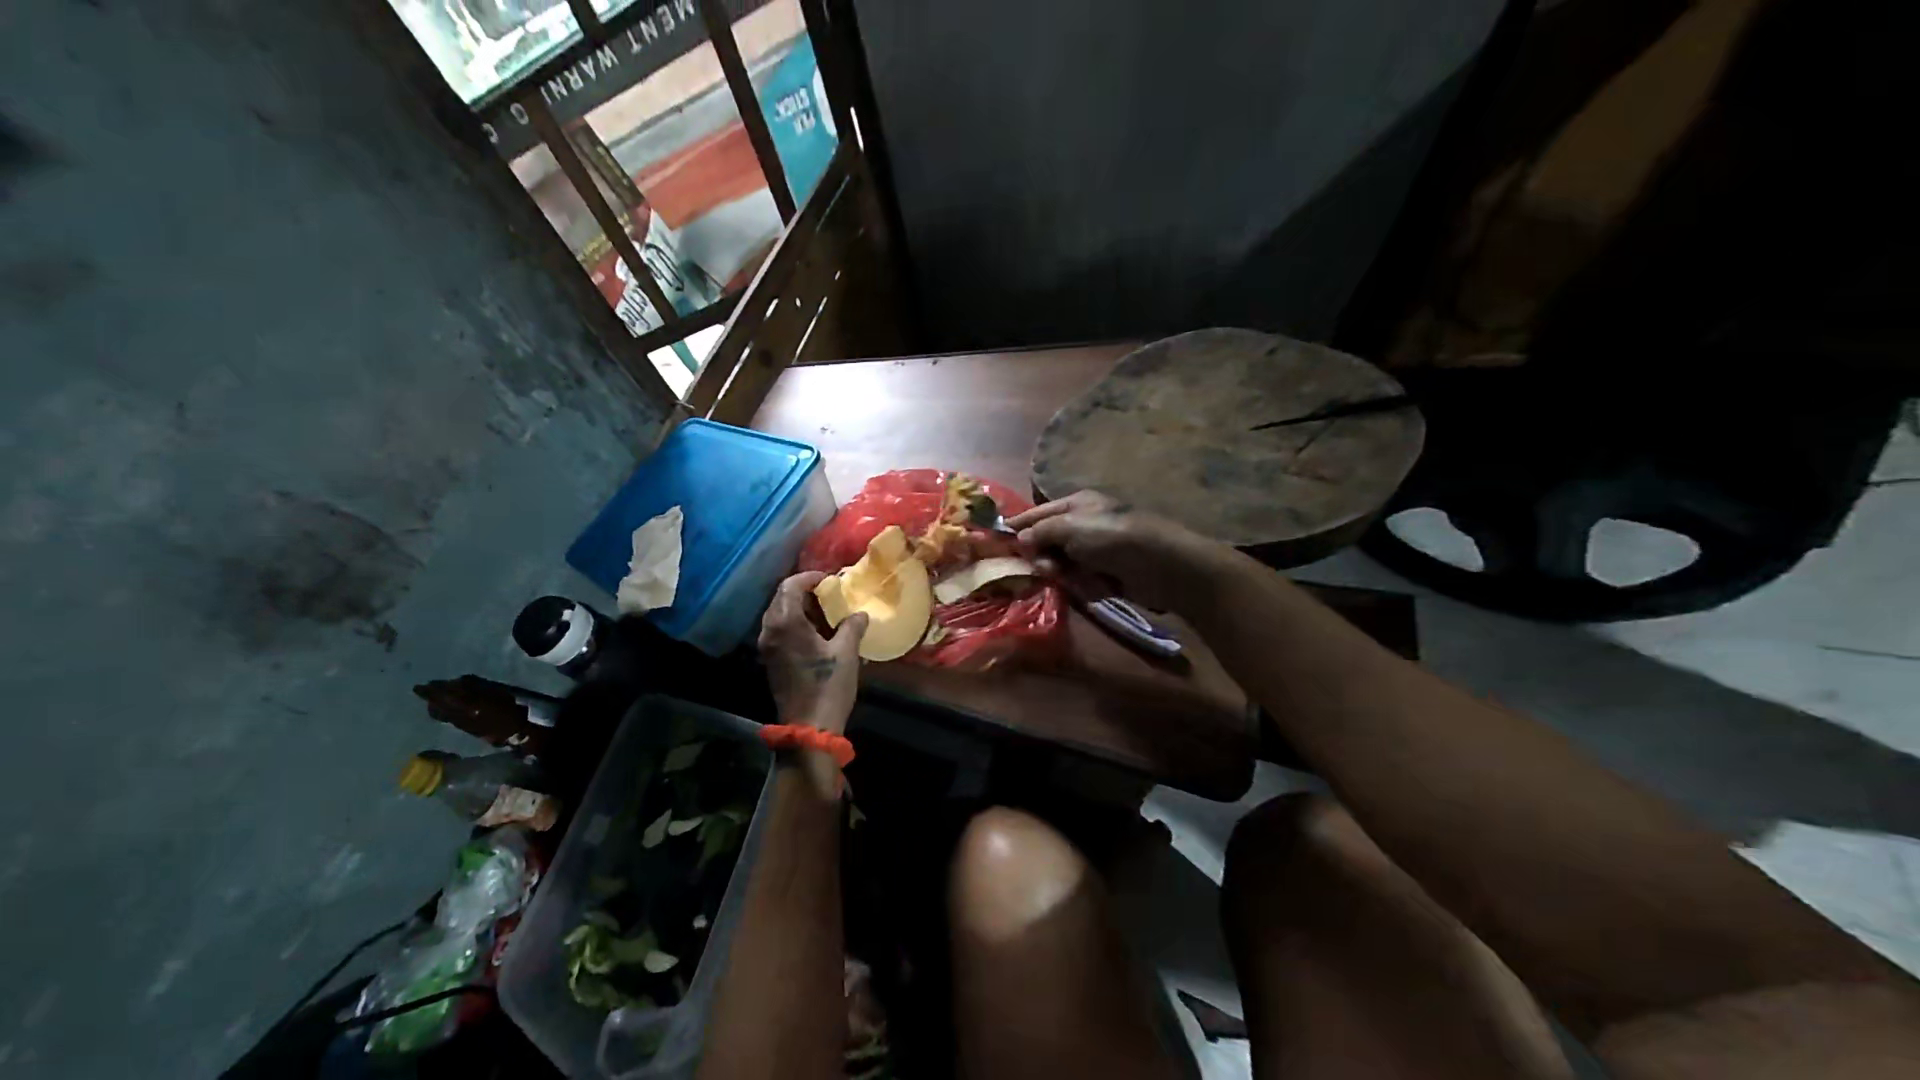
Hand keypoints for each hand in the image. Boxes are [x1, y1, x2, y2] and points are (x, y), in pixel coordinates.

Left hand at [757, 572, 866, 733]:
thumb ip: (852, 626)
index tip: (830, 580)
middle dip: (804, 590)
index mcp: (786, 623)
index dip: (810, 578)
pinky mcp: (769, 659)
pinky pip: (778, 629)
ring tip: (824, 610)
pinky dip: (794, 623)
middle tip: (829, 592)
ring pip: (778, 614)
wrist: (808, 727)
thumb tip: (859, 614)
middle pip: (781, 597)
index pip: (791, 586)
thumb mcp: (846, 653)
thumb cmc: (828, 685)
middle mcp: (770, 630)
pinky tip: (815, 630)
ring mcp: (767, 646)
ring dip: (799, 607)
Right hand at [1005, 490, 1226, 612]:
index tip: (995, 543)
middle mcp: (1085, 525)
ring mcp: (1097, 551)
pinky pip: (1083, 582)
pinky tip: (1100, 587)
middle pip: (1048, 543)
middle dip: (1045, 558)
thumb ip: (1041, 532)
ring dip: (1067, 575)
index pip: (1037, 514)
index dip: (1017, 527)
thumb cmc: (1113, 537)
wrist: (1163, 565)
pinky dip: (1087, 586)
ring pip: (1063, 566)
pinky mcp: (1108, 575)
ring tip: (1080, 580)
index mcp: (1077, 505)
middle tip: (1047, 569)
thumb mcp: (1071, 527)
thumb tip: (1019, 539)